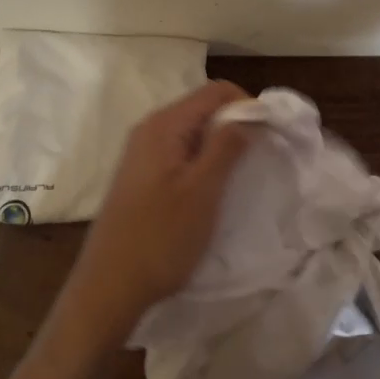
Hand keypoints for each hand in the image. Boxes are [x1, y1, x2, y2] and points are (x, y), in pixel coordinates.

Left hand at [60, 81, 253, 338]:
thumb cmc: (161, 239)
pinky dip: (201, 161)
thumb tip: (250, 113)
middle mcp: (148, 129)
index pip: (216, 91)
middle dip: (235, 125)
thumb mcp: (202, 191)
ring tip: (238, 176)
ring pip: (192, 132)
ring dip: (219, 146)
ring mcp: (141, 153)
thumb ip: (227, 146)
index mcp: (164, 125)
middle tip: (258, 158)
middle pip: (203, 108)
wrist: (109, 287)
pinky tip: (210, 190)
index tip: (270, 135)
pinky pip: (179, 152)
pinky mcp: (139, 176)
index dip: (248, 105)